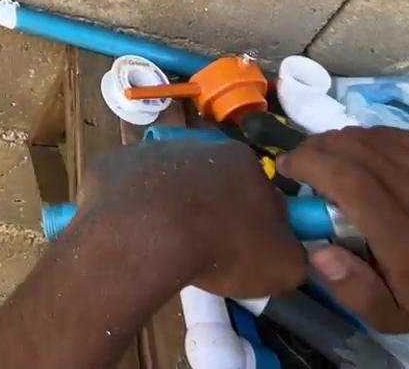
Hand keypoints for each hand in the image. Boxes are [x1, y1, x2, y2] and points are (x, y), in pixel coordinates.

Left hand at [77, 138, 306, 298]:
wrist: (147, 232)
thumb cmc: (222, 245)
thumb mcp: (283, 264)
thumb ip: (292, 250)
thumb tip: (282, 245)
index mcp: (241, 160)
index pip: (261, 190)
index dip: (259, 222)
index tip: (248, 248)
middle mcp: (197, 143)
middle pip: (213, 181)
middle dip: (214, 209)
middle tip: (209, 247)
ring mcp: (151, 149)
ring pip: (171, 181)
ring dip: (173, 204)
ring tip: (170, 242)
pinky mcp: (117, 162)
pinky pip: (132, 186)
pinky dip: (135, 205)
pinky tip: (136, 230)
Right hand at [275, 126, 408, 333]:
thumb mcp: (390, 316)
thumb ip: (351, 288)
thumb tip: (317, 250)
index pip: (353, 184)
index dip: (311, 164)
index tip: (286, 167)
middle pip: (358, 152)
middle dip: (316, 148)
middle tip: (301, 161)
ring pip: (372, 137)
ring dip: (339, 142)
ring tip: (329, 160)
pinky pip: (394, 133)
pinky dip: (367, 140)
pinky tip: (363, 158)